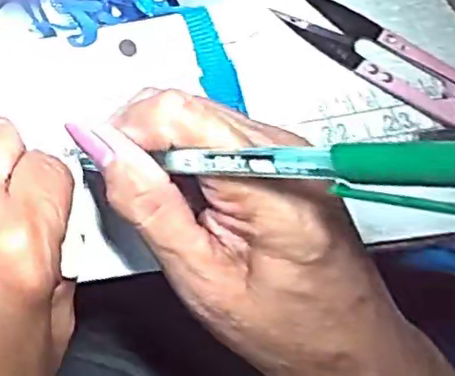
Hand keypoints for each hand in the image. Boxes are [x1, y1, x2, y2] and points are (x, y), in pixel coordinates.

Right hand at [68, 90, 454, 375]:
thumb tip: (100, 145)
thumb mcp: (203, 280)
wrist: (354, 352)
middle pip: (175, 104)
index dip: (128, 131)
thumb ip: (147, 206)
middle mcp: (279, 148)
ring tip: (165, 197)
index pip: (175, 112)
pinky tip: (184, 189)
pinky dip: (174, 149)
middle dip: (137, 138)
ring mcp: (276, 142)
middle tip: (132, 188)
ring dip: (154, 145)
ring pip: (182, 108)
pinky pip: (198, 123)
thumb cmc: (293, 331)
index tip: (109, 162)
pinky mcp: (267, 146)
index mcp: (272, 182)